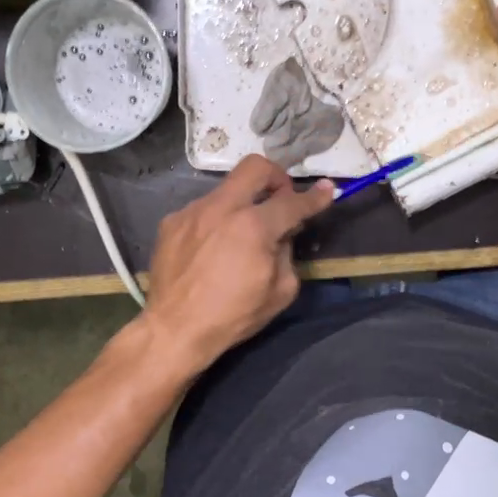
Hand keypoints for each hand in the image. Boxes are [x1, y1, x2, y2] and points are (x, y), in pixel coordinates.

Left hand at [140, 154, 332, 371]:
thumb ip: (288, 253)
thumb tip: (284, 233)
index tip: (326, 190)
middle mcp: (222, 207)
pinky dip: (216, 221)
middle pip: (255, 167)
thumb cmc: (233, 316)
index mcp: (254, 226)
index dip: (315, 196)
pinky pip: (203, 210)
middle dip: (276, 177)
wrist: (174, 329)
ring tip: (241, 235)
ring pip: (226, 190)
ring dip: (243, 204)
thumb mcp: (280, 291)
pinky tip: (212, 248)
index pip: (292, 202)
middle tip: (280, 199)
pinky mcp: (171, 222)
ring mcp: (192, 211)